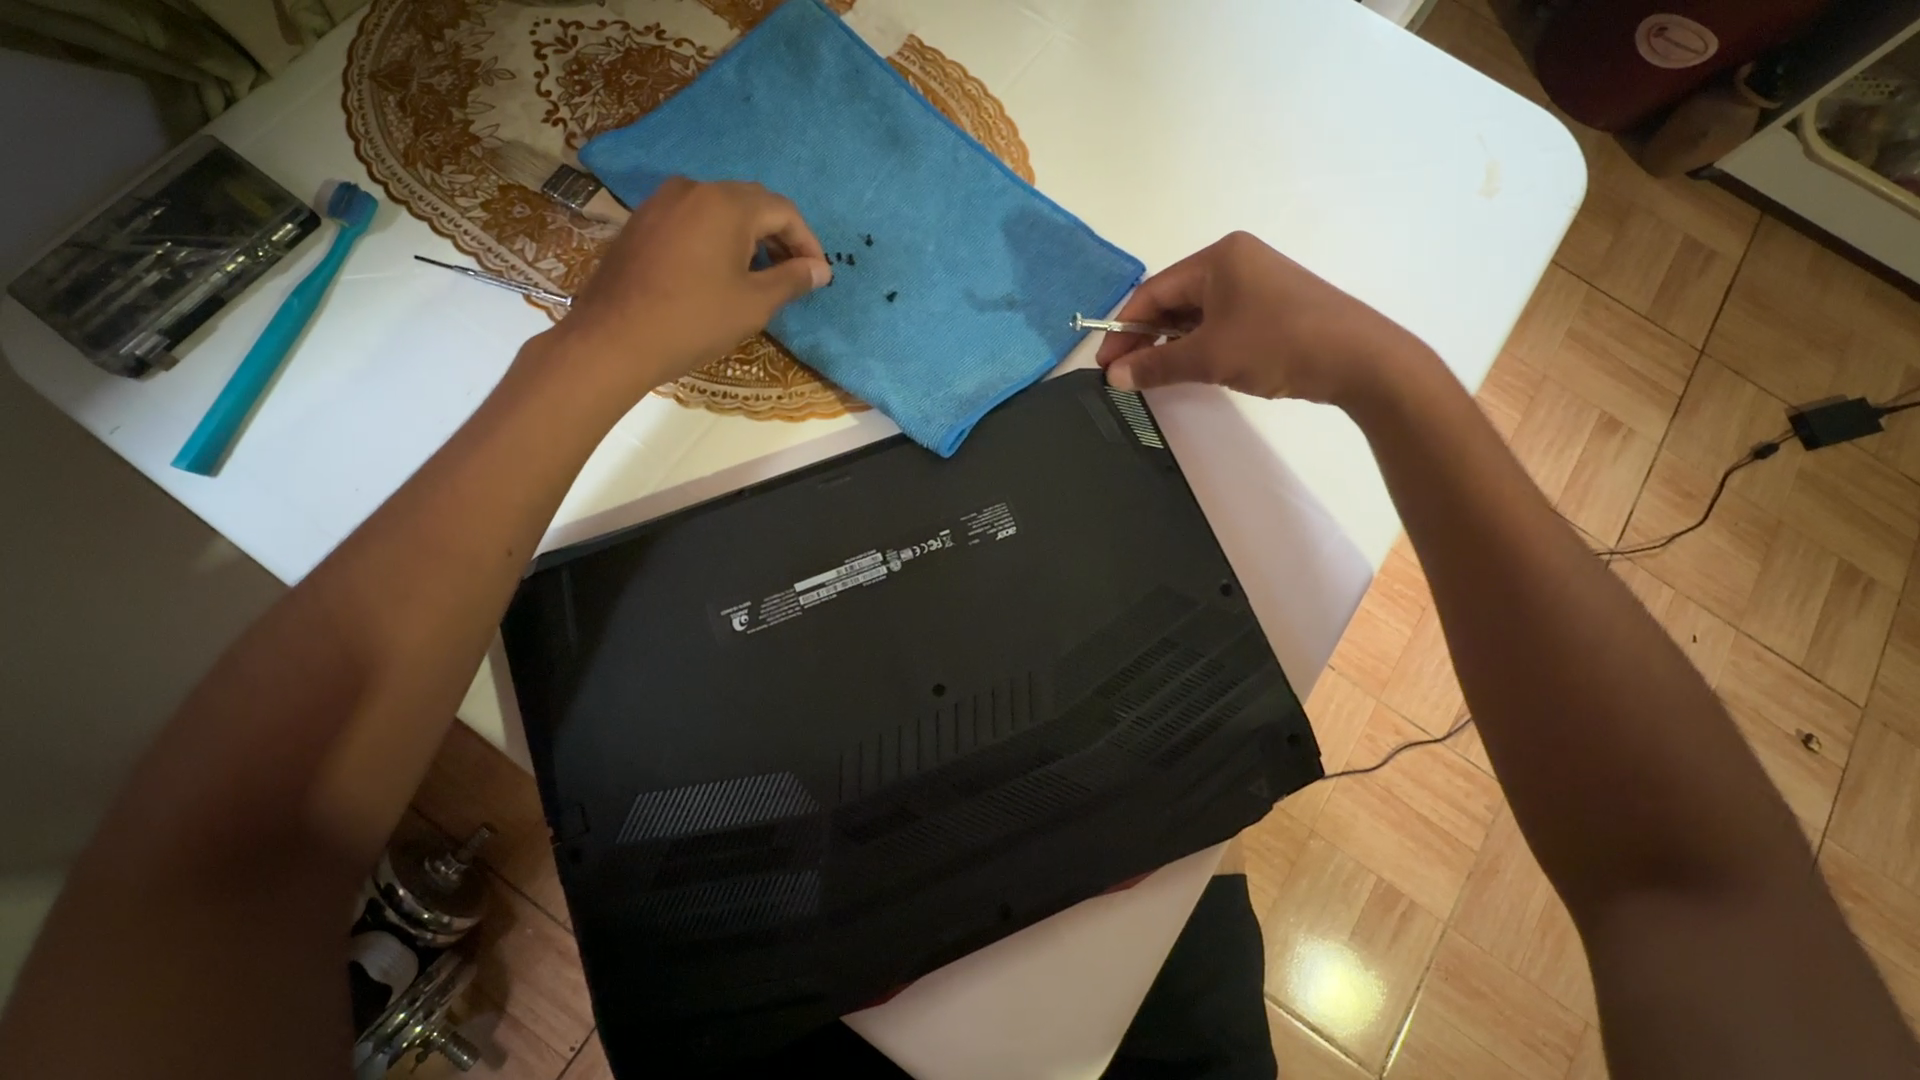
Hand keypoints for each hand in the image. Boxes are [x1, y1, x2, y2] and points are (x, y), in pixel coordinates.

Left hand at [547, 177, 832, 389]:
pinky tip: (719, 272)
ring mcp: (662, 203)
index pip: (783, 211)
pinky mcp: (642, 222)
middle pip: (752, 203)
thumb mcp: (754, 304)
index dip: (807, 243)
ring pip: (719, 209)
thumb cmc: (694, 321)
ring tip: (759, 274)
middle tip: (793, 273)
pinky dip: (715, 238)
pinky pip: (692, 220)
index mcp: (727, 204)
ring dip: (747, 236)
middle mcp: (694, 189)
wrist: (614, 339)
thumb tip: (820, 270)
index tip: (819, 274)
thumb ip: (792, 280)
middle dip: (779, 236)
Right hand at [1095, 232, 1432, 407]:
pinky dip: (1201, 345)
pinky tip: (1192, 368)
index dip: (1123, 329)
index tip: (1105, 365)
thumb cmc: (1279, 344)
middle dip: (1146, 338)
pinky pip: (1221, 322)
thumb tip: (1114, 377)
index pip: (1153, 292)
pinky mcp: (1273, 307)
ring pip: (1197, 314)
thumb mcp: (1209, 356)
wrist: (1361, 360)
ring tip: (1154, 375)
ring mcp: (1257, 283)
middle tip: (1125, 375)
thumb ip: (1156, 365)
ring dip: (1172, 344)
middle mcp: (1236, 261)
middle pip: (1173, 300)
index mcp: (1219, 257)